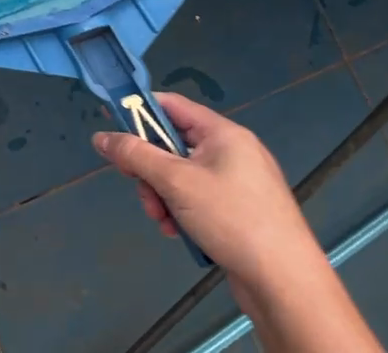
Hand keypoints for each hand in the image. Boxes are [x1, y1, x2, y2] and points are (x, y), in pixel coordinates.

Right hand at [91, 91, 321, 285]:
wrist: (286, 284)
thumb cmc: (231, 219)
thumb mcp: (174, 181)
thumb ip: (133, 153)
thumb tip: (101, 137)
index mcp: (224, 134)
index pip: (170, 105)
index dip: (137, 110)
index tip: (110, 126)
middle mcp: (233, 152)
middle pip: (171, 143)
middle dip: (147, 166)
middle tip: (135, 183)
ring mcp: (239, 182)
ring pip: (179, 173)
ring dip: (160, 193)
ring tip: (162, 218)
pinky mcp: (240, 209)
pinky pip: (196, 195)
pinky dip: (179, 208)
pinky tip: (177, 230)